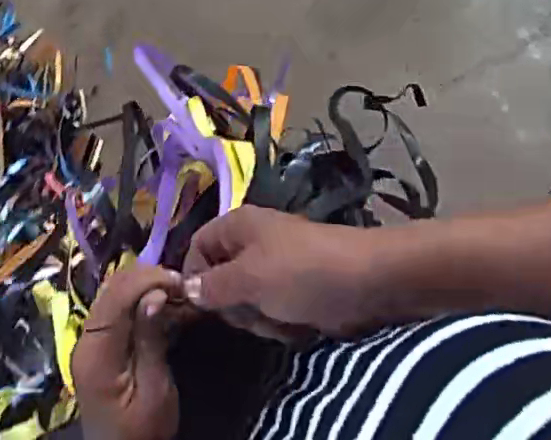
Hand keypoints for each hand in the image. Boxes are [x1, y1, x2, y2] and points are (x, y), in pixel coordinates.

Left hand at [72, 263, 189, 439]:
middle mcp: (86, 338)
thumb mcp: (154, 394)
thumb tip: (156, 294)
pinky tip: (163, 303)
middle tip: (182, 284)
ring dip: (145, 285)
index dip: (147, 279)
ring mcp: (90, 338)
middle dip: (148, 278)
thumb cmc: (142, 436)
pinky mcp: (100, 342)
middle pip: (112, 289)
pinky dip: (140, 298)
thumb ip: (151, 341)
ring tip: (177, 292)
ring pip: (114, 293)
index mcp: (95, 353)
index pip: (116, 297)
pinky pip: (117, 308)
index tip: (180, 281)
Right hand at [182, 207, 383, 338]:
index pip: (197, 247)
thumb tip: (183, 288)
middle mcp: (251, 242)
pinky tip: (298, 326)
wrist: (367, 282)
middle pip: (219, 279)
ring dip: (261, 318)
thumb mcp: (250, 278)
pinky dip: (281, 323)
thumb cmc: (301, 272)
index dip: (194, 275)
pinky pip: (271, 311)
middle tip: (255, 311)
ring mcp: (274, 266)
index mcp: (237, 225)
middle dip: (235, 304)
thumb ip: (213, 285)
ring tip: (282, 319)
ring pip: (246, 301)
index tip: (204, 305)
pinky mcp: (294, 290)